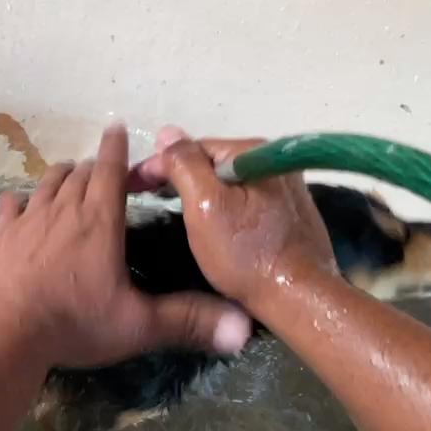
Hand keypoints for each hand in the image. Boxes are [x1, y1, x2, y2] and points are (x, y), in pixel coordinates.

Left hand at [0, 125, 251, 367]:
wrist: (3, 328)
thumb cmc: (75, 321)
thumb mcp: (138, 325)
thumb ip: (188, 321)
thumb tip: (243, 328)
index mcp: (99, 222)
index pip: (109, 172)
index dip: (115, 149)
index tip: (116, 127)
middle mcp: (62, 212)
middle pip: (78, 176)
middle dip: (91, 166)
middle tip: (100, 167)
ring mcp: (27, 222)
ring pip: (45, 186)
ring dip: (59, 177)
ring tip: (67, 174)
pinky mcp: (0, 237)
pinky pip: (8, 209)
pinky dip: (17, 202)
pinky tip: (16, 202)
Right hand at [128, 127, 340, 311]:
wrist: (298, 299)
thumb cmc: (244, 254)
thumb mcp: (205, 206)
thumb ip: (184, 165)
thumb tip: (167, 131)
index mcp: (253, 152)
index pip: (193, 148)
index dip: (159, 165)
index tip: (132, 184)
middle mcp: (273, 160)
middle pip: (210, 163)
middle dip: (179, 177)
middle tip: (147, 197)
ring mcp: (285, 185)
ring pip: (225, 181)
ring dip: (199, 191)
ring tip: (172, 208)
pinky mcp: (289, 209)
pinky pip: (242, 197)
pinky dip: (221, 204)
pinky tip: (210, 221)